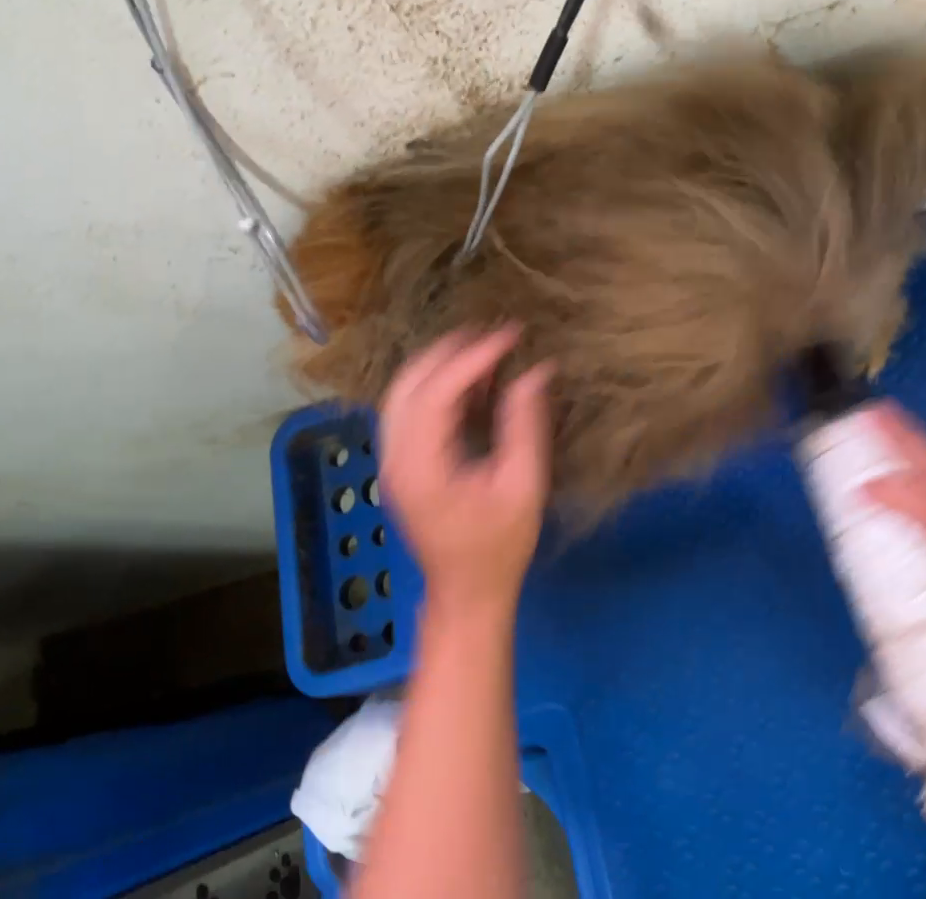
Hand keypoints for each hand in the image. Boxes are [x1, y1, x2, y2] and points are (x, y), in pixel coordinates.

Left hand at [377, 325, 554, 618]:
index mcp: (420, 465)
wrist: (466, 593)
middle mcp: (394, 456)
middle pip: (408, 383)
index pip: (437, 391)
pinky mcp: (399, 464)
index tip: (510, 334)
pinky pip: (409, 409)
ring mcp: (391, 460)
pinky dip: (435, 386)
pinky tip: (470, 381)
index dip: (473, 357)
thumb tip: (534, 372)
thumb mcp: (523, 486)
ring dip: (439, 365)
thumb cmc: (499, 547)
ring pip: (402, 392)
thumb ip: (525, 426)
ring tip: (484, 349)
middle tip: (495, 333)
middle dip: (449, 350)